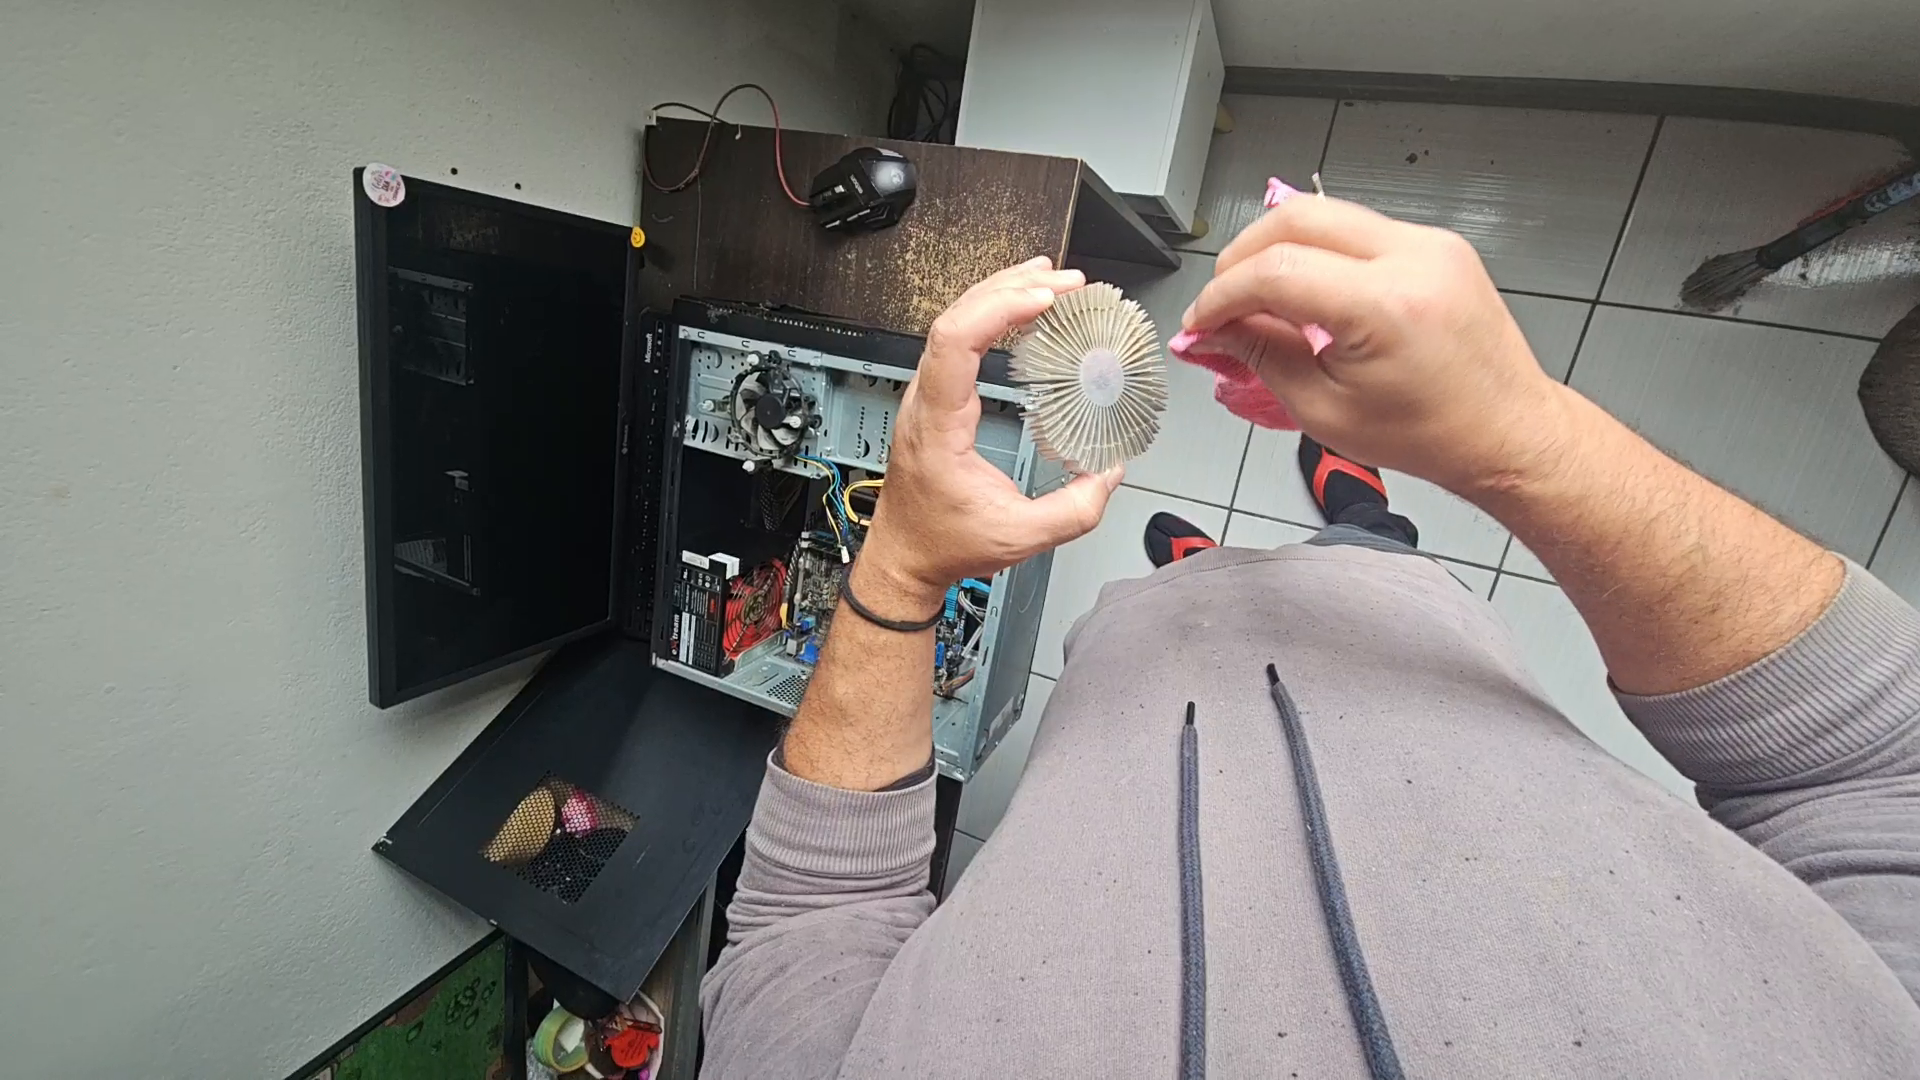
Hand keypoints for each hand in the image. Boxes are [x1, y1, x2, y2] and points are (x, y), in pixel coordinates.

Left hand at [856, 258, 1124, 609]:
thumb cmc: (942, 543)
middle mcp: (925, 403)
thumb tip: (1110, 476)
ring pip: (955, 323)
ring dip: (1002, 294)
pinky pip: (958, 341)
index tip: (1044, 298)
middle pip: (958, 317)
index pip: (954, 342)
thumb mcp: (1018, 537)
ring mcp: (926, 398)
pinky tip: (1020, 308)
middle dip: (1013, 288)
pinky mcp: (935, 401)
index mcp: (938, 426)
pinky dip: (992, 316)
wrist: (905, 555)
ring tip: (1050, 281)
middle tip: (1067, 283)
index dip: (1000, 308)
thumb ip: (1073, 511)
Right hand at [1179, 196, 1569, 495]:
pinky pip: (1350, 230)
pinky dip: (1308, 254)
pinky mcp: (1431, 246)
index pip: (1274, 271)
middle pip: (1294, 217)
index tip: (1200, 324)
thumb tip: (1214, 333)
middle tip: (1219, 305)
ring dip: (1271, 251)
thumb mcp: (1321, 409)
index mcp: (1385, 306)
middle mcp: (1413, 258)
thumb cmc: (1426, 432)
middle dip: (1239, 259)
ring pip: (1321, 214)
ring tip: (1252, 302)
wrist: (1502, 429)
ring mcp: (1427, 244)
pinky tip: (1295, 296)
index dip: (1221, 296)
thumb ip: (1261, 357)